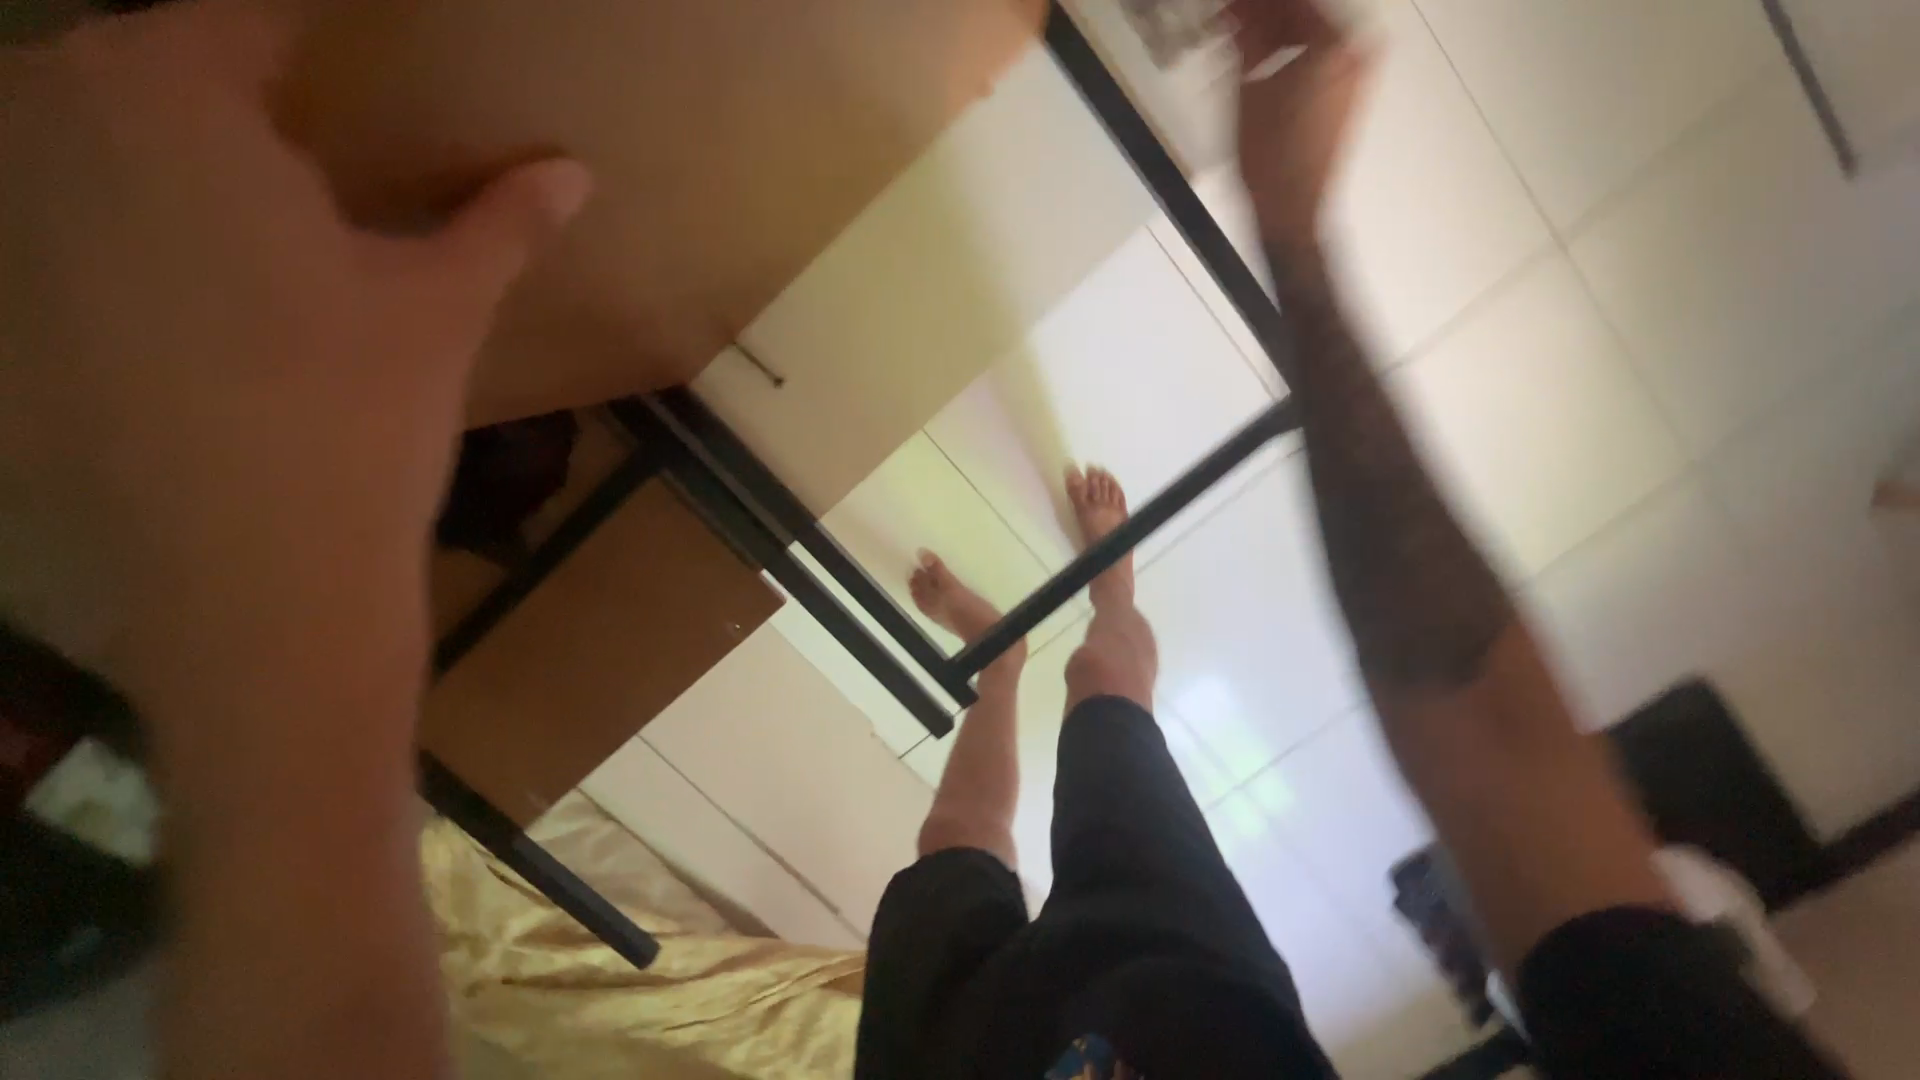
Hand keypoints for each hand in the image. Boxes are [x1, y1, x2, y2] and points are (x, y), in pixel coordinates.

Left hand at [0, 1, 589, 750]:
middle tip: (351, 150)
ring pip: (113, 133)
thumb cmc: (359, 410)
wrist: (256, 563)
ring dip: (204, 155)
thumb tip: (574, 171)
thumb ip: (504, 222)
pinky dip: (150, 223)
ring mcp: (10, 208)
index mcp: (173, 96)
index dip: (333, 43)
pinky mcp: (8, 294)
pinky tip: (227, 290)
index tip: (391, 74)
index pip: (257, 18)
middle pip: (172, 66)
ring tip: (292, 215)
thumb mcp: (443, 304)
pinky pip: (81, 212)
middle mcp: (54, 119)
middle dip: (264, 98)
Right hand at [1230, 0, 1371, 262]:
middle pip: (1303, 14)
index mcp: (1338, 41)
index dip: (1253, 5)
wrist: (1290, 210)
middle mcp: (1357, 50)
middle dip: (1262, 16)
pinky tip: (1258, 64)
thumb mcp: (1248, 88)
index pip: (1290, 2)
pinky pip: (1316, 58)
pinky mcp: (1347, 94)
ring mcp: (1356, 73)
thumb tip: (1239, 10)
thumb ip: (1247, 35)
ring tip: (1236, 43)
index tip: (1230, 7)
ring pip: (1309, 35)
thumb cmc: (1272, 161)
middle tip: (1229, 20)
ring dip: (1272, 36)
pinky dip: (1287, 55)